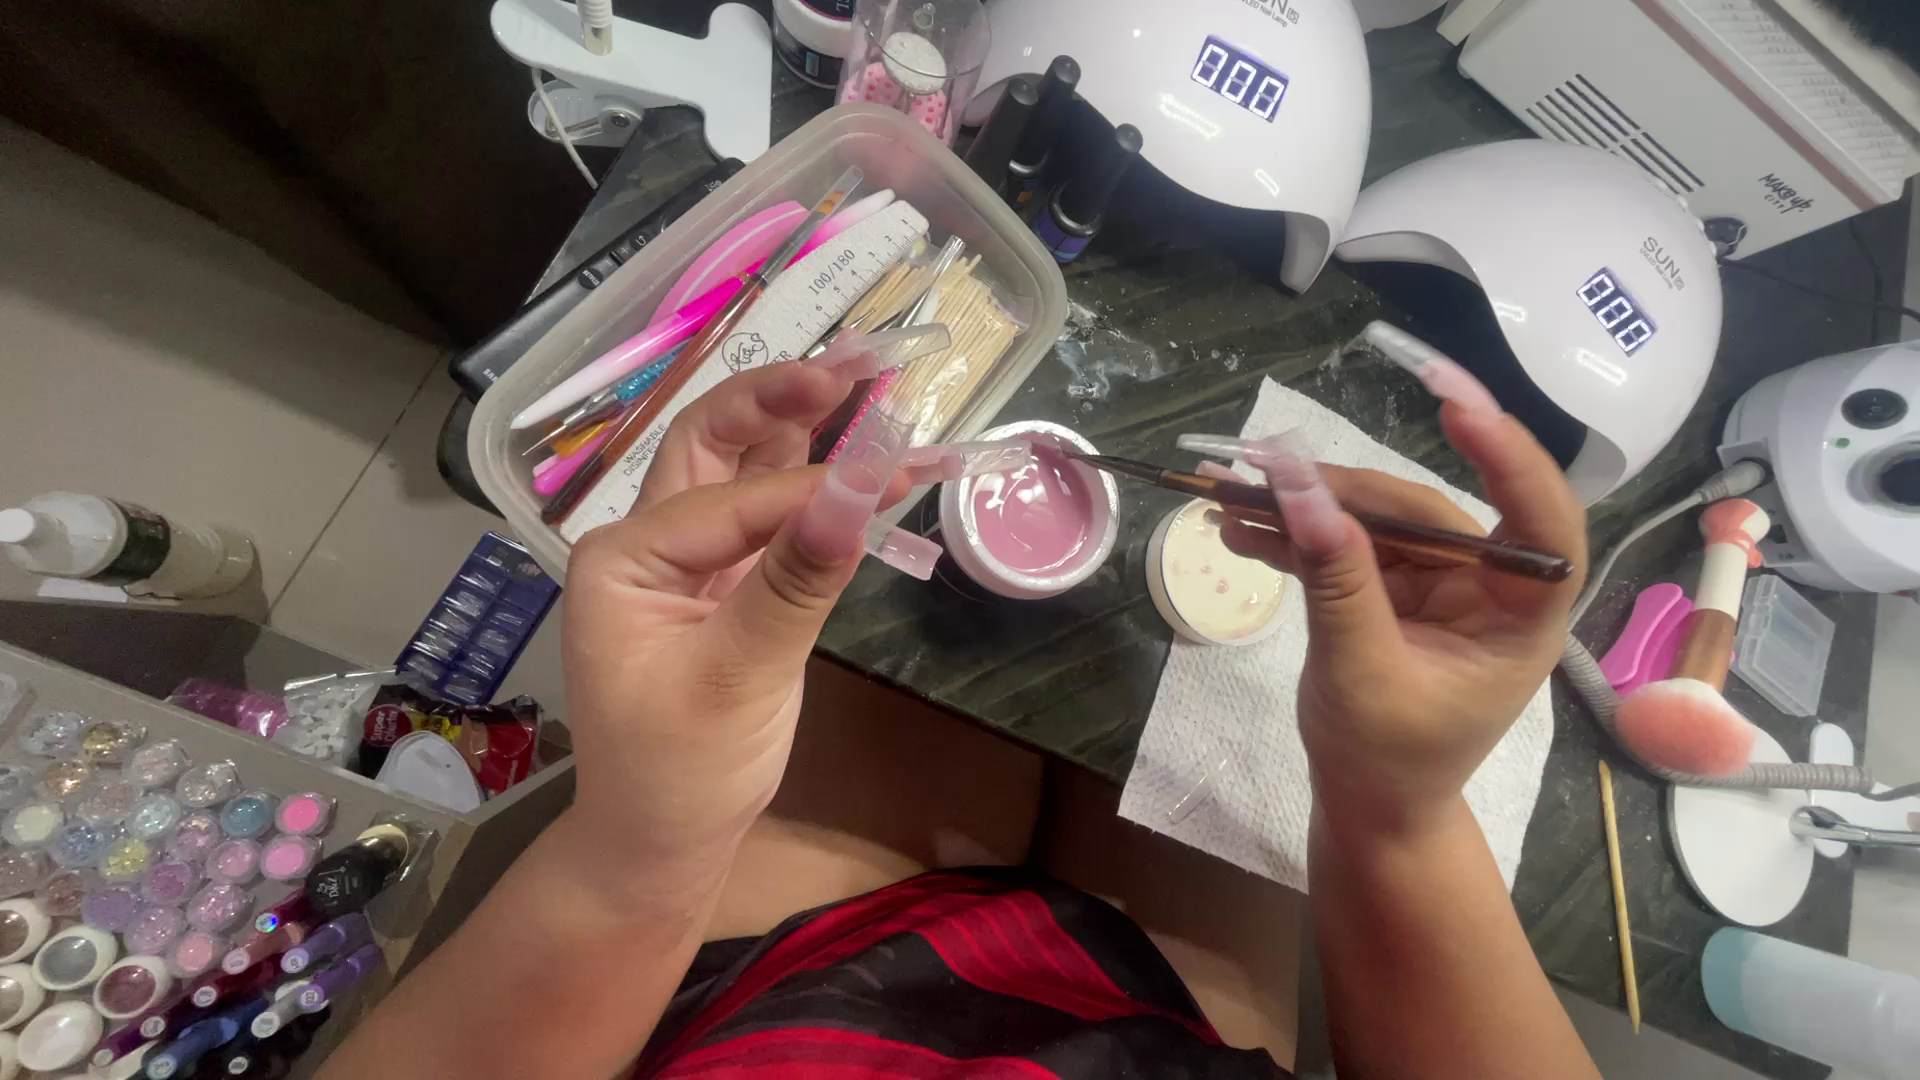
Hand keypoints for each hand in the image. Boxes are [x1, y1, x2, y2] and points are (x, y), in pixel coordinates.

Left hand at [561, 360, 904, 895]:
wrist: (665, 839)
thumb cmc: (680, 771)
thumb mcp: (736, 681)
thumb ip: (793, 584)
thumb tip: (854, 496)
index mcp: (624, 557)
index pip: (733, 500)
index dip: (813, 488)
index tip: (894, 471)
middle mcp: (652, 540)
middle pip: (714, 442)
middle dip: (780, 397)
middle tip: (855, 364)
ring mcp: (693, 560)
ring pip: (743, 468)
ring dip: (799, 423)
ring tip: (859, 379)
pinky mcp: (731, 583)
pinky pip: (772, 518)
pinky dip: (814, 485)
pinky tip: (852, 454)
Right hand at [1215, 402, 1586, 832]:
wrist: (1367, 801)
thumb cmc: (1388, 755)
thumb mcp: (1359, 668)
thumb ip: (1335, 579)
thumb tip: (1300, 493)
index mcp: (1515, 613)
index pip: (1536, 520)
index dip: (1505, 455)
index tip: (1453, 400)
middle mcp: (1478, 586)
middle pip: (1417, 512)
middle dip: (1336, 489)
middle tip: (1258, 470)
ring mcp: (1426, 587)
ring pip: (1366, 524)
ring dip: (1298, 510)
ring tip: (1228, 498)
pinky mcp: (1382, 593)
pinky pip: (1336, 550)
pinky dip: (1290, 540)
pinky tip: (1238, 532)